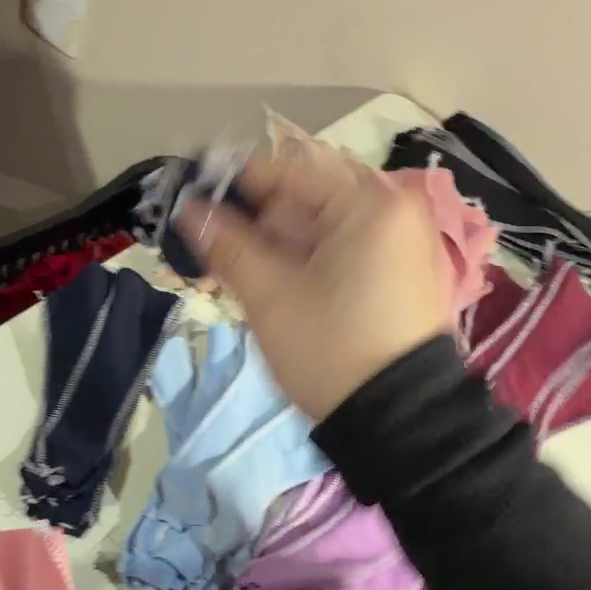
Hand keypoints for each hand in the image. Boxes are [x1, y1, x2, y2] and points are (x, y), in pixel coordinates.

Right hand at [175, 147, 450, 420]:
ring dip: (278, 245)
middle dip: (258, 223)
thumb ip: (227, 246)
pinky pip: (343, 249)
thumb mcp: (270, 298)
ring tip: (241, 273)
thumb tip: (188, 210)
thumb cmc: (330, 351)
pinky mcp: (399, 273)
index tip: (194, 200)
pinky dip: (307, 260)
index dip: (236, 184)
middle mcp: (393, 210)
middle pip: (308, 199)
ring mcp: (402, 243)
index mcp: (368, 205)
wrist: (395, 417)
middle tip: (215, 249)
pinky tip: (278, 285)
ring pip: (323, 228)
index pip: (289, 172)